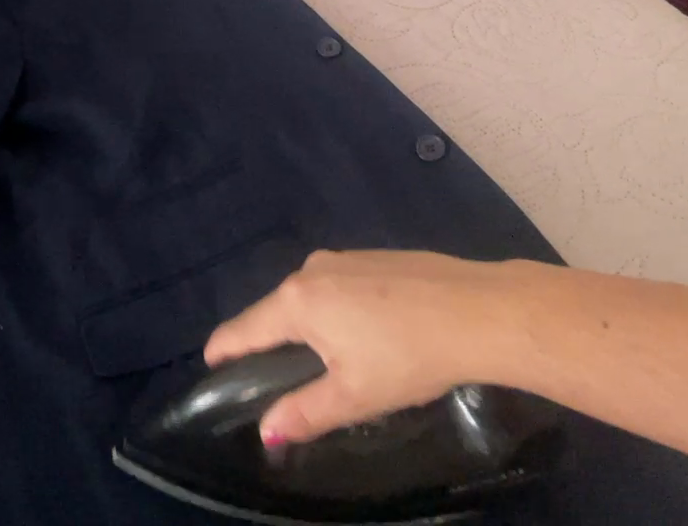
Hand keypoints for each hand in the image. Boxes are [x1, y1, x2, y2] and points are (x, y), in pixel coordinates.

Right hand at [203, 250, 527, 445]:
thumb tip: (266, 431)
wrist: (477, 310)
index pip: (244, 328)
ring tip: (325, 360)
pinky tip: (365, 332)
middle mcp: (312, 270)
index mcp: (298, 302)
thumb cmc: (407, 356)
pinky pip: (338, 285)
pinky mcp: (374, 256)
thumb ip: (304, 412)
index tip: (211, 367)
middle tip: (275, 379)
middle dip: (269, 342)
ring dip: (307, 325)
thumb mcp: (354, 394)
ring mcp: (345, 257)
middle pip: (275, 310)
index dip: (223, 350)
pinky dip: (336, 308)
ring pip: (309, 296)